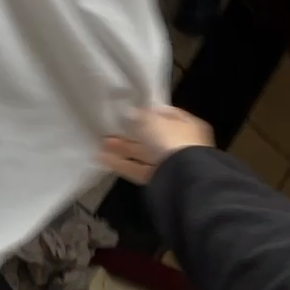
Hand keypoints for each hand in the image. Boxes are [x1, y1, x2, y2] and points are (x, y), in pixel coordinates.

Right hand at [98, 106, 214, 184]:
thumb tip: (131, 113)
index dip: (148, 112)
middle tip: (112, 129)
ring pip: (143, 153)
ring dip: (123, 148)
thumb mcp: (152, 120)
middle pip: (152, 136)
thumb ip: (140, 115)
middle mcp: (180, 143)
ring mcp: (169, 162)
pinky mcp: (157, 177)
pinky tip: (103, 158)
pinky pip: (137, 168)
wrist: (180, 174)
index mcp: (186, 125)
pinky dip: (121, 163)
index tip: (131, 111)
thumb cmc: (170, 140)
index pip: (167, 115)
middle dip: (131, 133)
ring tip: (103, 143)